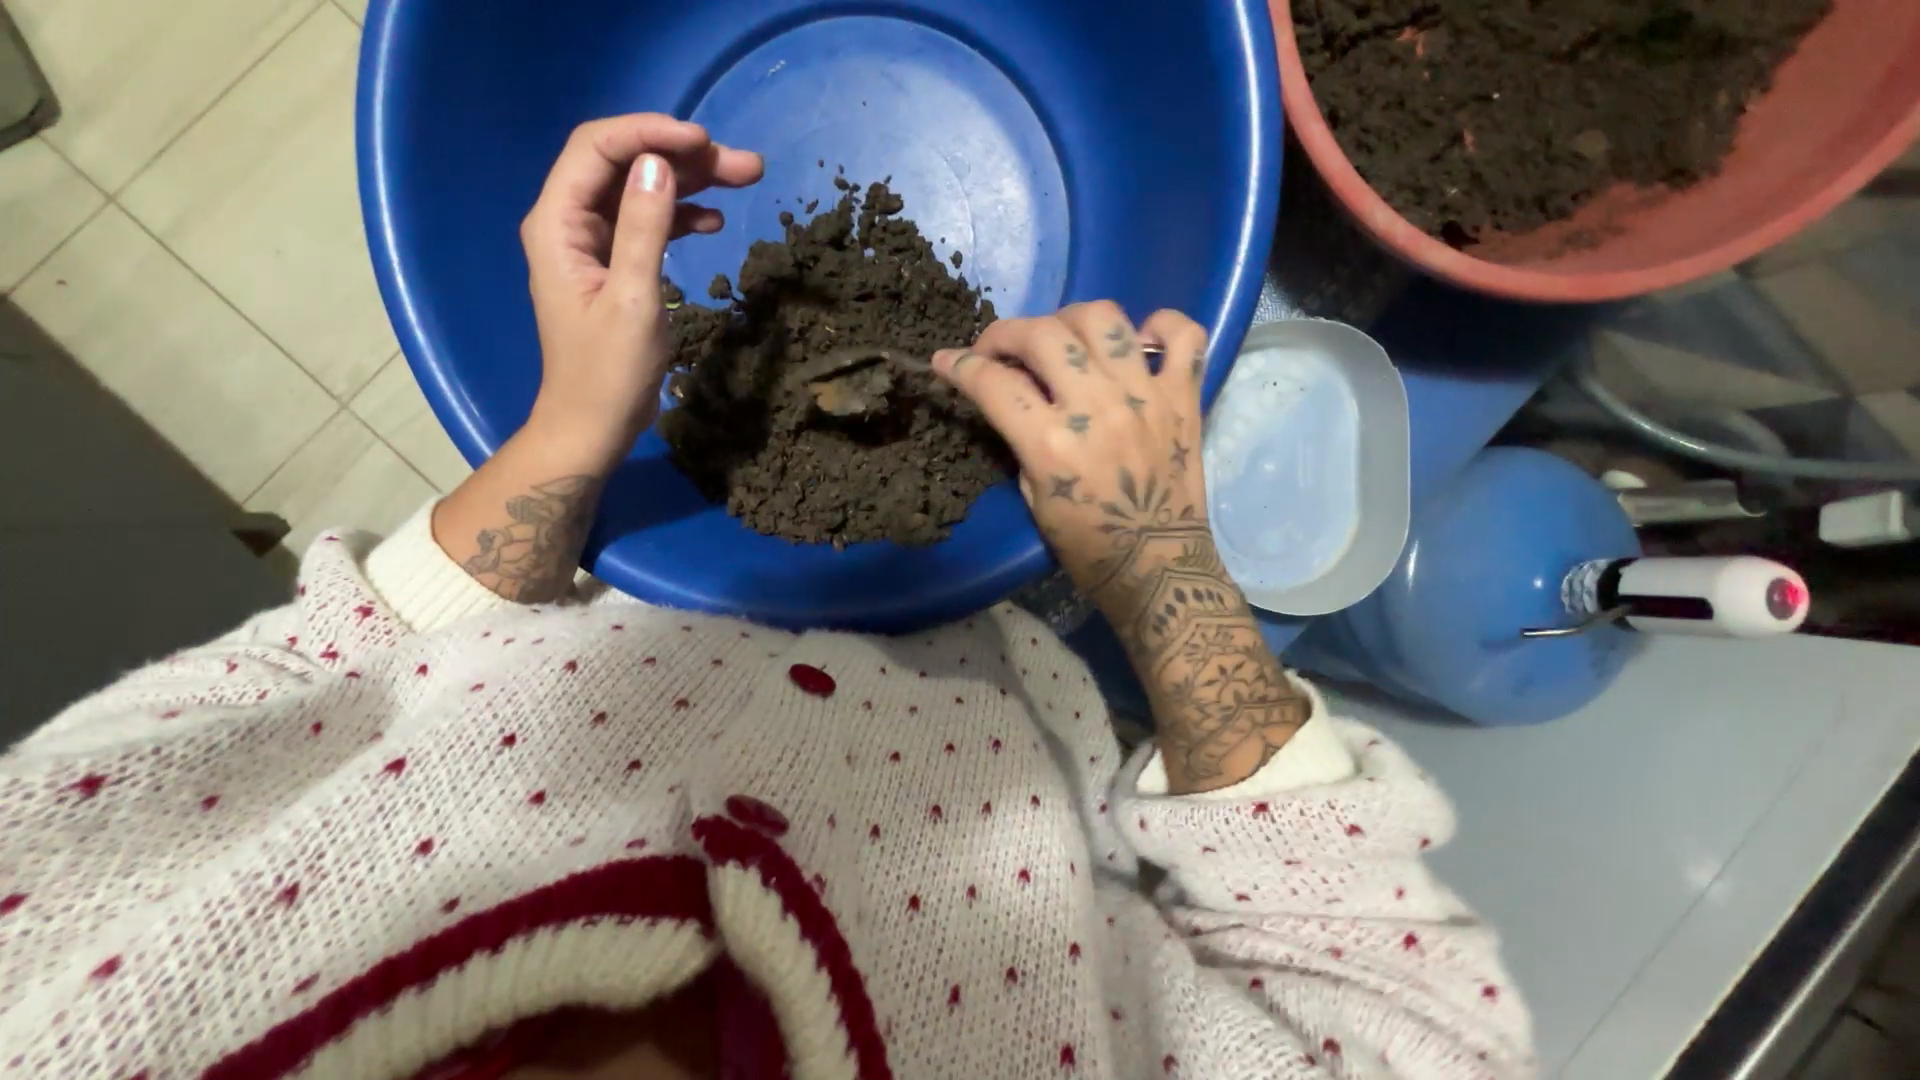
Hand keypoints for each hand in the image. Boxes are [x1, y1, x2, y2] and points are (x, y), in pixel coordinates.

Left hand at [520, 114, 761, 453]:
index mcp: (558, 223)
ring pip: (641, 192)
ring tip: (742, 182)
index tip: (704, 141)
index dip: (650, 134)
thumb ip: (644, 229)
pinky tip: (714, 221)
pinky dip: (681, 217)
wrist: (594, 425)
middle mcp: (570, 223)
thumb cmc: (608, 372)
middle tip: (745, 166)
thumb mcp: (632, 300)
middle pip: (625, 166)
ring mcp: (592, 244)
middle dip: (682, 157)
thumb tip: (659, 166)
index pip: (598, 150)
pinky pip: (647, 224)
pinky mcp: (614, 266)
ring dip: (690, 184)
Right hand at [931, 302, 1209, 603]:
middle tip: (1000, 351)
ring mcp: (1145, 397)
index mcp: (1051, 444)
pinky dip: (1161, 325)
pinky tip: (1139, 341)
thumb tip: (1013, 400)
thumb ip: (1023, 443)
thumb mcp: (1035, 500)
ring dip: (1071, 320)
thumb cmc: (1089, 547)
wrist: (1159, 568)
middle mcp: (1097, 409)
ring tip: (1065, 341)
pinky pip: (1182, 335)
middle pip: (1042, 334)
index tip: (946, 362)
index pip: (994, 383)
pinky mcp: (1183, 398)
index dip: (958, 366)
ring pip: (1104, 319)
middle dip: (1006, 333)